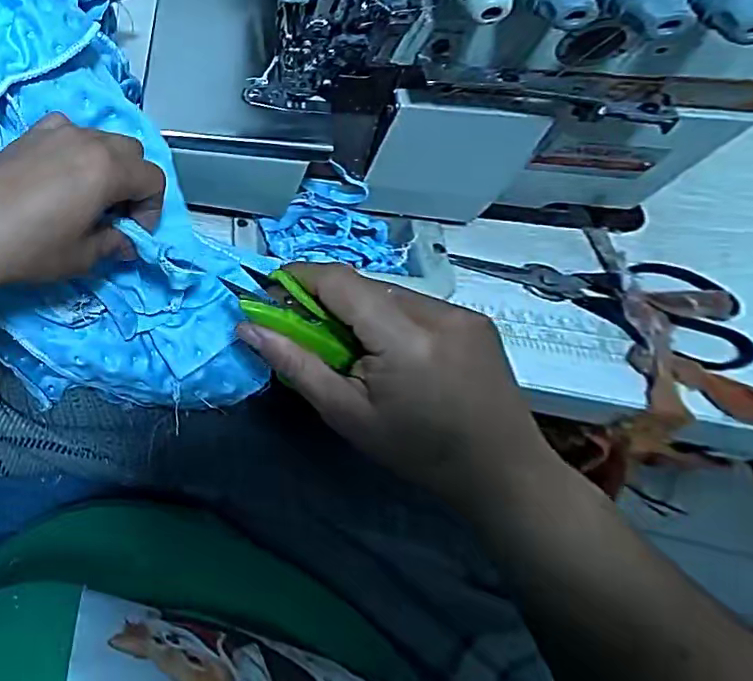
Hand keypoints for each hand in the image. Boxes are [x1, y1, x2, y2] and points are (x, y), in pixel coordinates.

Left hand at [0, 113, 165, 294]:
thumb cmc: (25, 248)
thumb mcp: (78, 257)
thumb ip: (113, 244)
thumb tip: (126, 241)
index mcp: (107, 168)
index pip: (153, 178)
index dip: (151, 209)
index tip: (131, 233)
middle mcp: (88, 139)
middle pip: (132, 152)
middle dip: (132, 182)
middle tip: (112, 215)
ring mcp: (58, 129)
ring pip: (102, 139)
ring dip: (107, 165)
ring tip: (85, 196)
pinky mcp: (32, 131)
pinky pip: (70, 132)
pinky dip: (77, 149)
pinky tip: (58, 174)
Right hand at [237, 262, 558, 506]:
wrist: (506, 476)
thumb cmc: (417, 452)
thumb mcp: (345, 414)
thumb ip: (294, 364)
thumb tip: (247, 326)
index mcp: (404, 338)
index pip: (338, 280)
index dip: (298, 277)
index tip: (271, 294)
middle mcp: (436, 312)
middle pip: (360, 283)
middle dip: (325, 297)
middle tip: (306, 330)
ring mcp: (460, 312)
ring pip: (385, 290)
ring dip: (356, 306)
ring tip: (352, 346)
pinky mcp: (472, 317)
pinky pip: (411, 301)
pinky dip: (386, 314)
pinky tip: (390, 348)